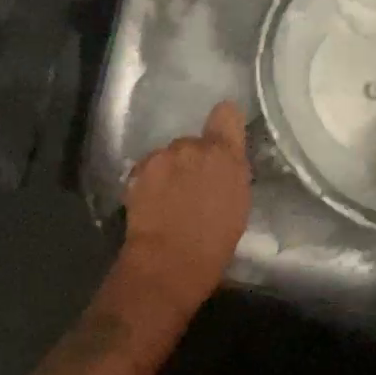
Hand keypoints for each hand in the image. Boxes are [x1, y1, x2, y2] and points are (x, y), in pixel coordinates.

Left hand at [122, 100, 251, 309]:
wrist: (167, 261)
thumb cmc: (213, 242)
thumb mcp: (237, 205)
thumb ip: (231, 173)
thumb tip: (223, 163)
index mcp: (224, 154)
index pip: (226, 113)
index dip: (225, 122)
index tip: (223, 135)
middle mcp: (192, 146)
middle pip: (194, 142)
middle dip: (194, 160)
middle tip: (194, 188)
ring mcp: (162, 156)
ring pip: (170, 155)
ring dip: (172, 170)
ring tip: (170, 200)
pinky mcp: (138, 169)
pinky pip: (150, 167)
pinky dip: (152, 180)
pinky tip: (153, 203)